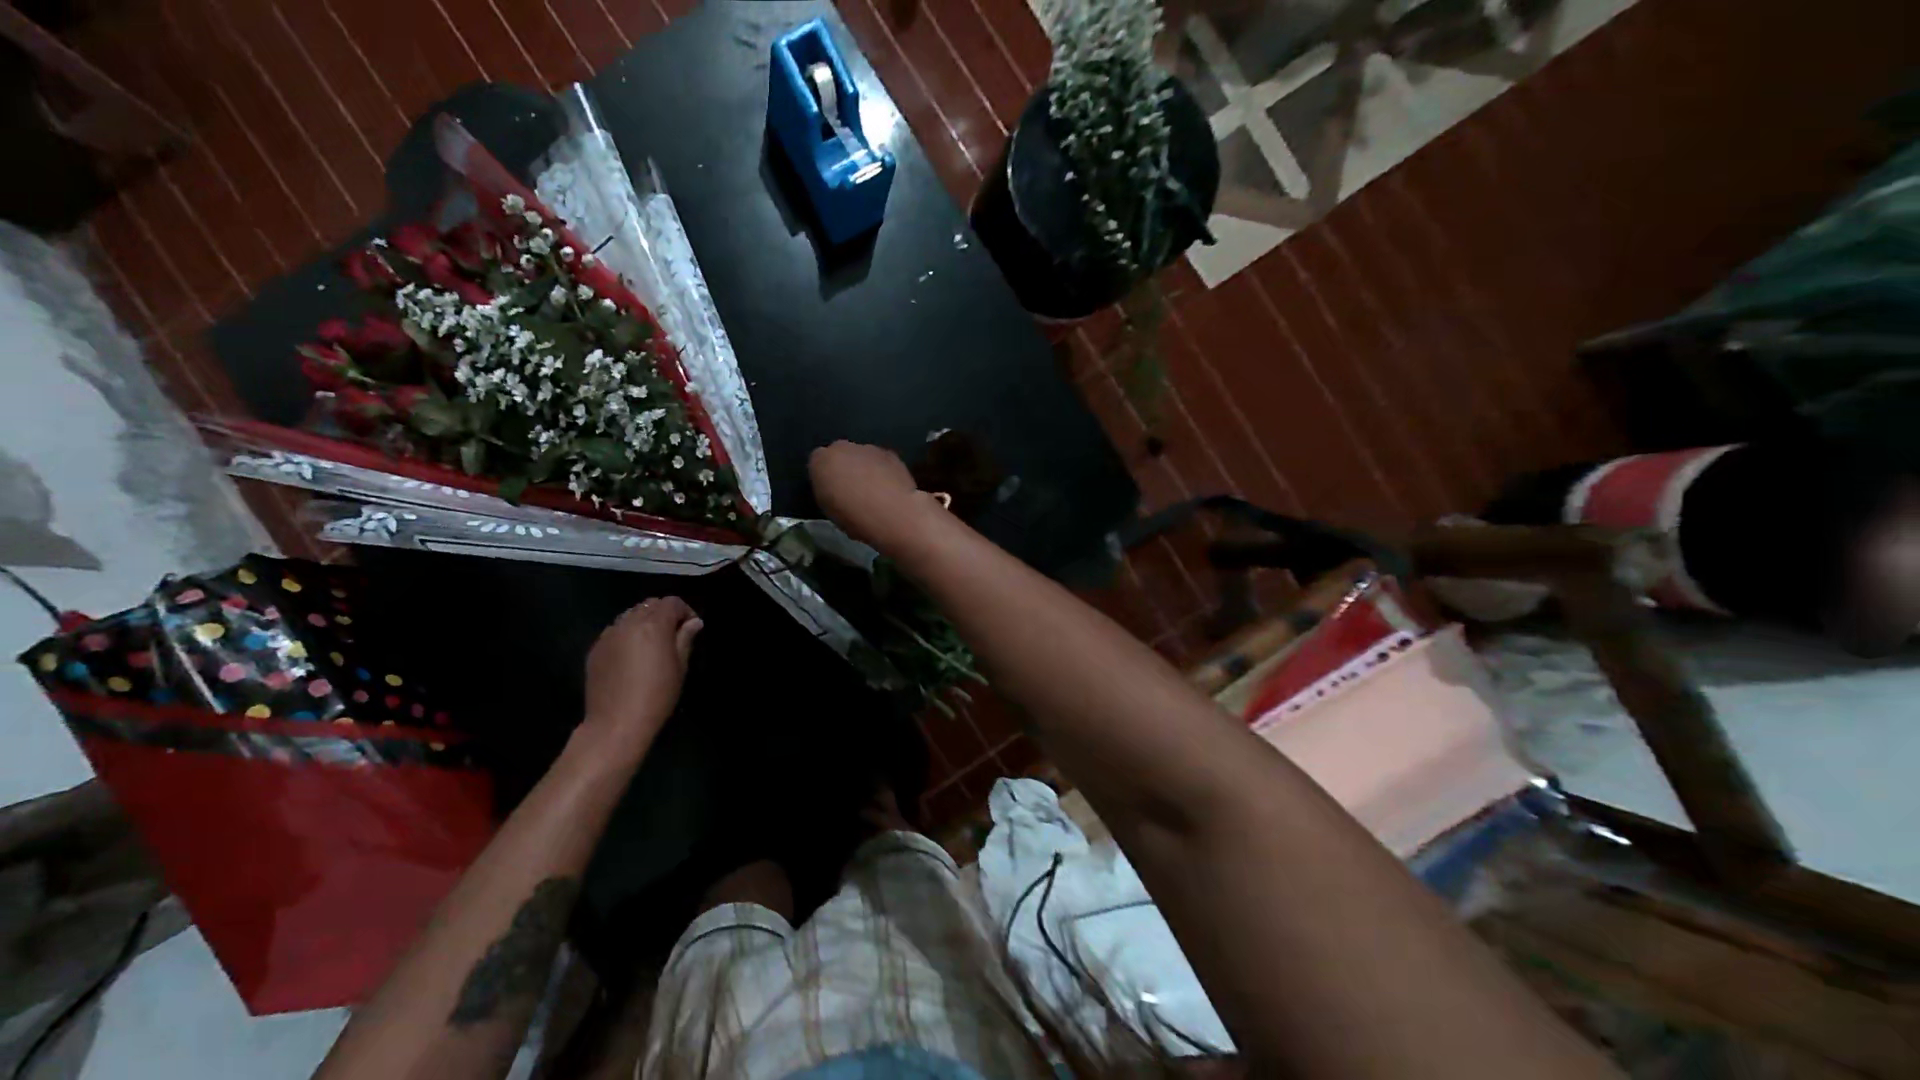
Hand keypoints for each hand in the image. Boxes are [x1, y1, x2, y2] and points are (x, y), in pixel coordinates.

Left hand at [579, 597, 702, 752]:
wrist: (616, 723)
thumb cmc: (657, 695)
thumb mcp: (680, 667)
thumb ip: (685, 638)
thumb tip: (694, 622)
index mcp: (654, 624)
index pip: (672, 602)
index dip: (685, 611)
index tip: (691, 628)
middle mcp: (629, 622)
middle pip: (649, 604)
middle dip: (664, 614)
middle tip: (673, 635)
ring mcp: (608, 635)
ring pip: (630, 615)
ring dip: (644, 622)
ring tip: (651, 645)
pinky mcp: (595, 649)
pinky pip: (614, 631)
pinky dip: (626, 635)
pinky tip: (631, 657)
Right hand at [809, 441, 945, 551]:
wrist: (892, 512)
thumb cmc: (853, 516)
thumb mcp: (828, 509)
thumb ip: (828, 491)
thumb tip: (835, 488)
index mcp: (821, 460)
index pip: (818, 462)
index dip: (826, 477)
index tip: (832, 492)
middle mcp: (842, 447)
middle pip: (840, 455)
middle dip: (845, 468)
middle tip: (852, 490)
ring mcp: (868, 447)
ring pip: (862, 456)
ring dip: (865, 468)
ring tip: (874, 490)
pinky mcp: (890, 453)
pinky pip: (881, 461)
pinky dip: (883, 470)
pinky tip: (889, 488)